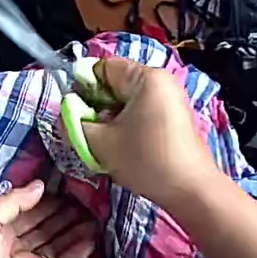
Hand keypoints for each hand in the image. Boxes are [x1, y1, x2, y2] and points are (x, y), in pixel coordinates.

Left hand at [0, 182, 95, 257]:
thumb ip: (11, 201)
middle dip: (63, 213)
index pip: (23, 209)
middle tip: (88, 200)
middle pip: (42, 226)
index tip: (68, 187)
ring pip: (55, 244)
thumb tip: (40, 186)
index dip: (44, 199)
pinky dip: (77, 254)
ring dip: (73, 231)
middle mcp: (11, 245)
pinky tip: (92, 240)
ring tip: (96, 217)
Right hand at [77, 57, 222, 209]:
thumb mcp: (101, 143)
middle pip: (116, 84)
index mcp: (145, 77)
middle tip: (89, 133)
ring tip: (107, 144)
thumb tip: (66, 116)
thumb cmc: (146, 160)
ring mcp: (172, 100)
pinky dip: (129, 127)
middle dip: (97, 107)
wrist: (191, 190)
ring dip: (112, 120)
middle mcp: (161, 81)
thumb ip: (74, 124)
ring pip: (128, 102)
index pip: (102, 67)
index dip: (82, 87)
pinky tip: (126, 148)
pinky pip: (143, 113)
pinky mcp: (176, 119)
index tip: (76, 113)